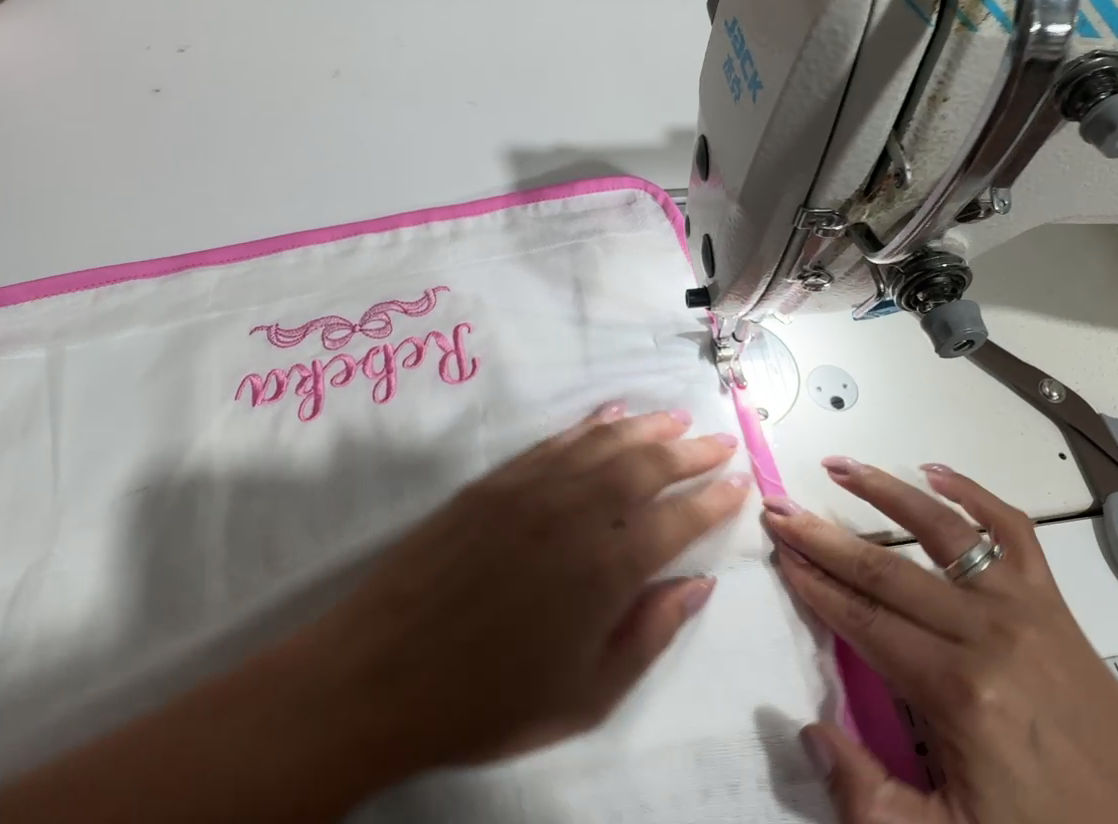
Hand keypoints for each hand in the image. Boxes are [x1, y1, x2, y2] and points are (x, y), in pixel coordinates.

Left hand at [311, 402, 752, 780]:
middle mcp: (576, 514)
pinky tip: (609, 417)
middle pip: (648, 467)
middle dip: (691, 452)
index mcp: (607, 569)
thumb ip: (650, 634)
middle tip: (719, 443)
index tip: (739, 484)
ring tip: (677, 420)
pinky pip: (554, 442)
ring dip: (647, 428)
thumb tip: (699, 585)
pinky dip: (589, 426)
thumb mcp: (588, 695)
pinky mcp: (493, 483)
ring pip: (604, 444)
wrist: (377, 677)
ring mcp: (531, 490)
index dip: (715, 500)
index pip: (679, 520)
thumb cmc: (489, 700)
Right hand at [762, 459, 1117, 823]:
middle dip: (825, 536)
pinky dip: (973, 493)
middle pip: (888, 570)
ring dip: (886, 493)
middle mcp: (989, 631)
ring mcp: (1027, 607)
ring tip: (841, 465)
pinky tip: (937, 471)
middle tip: (780, 507)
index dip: (815, 584)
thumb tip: (808, 729)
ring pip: (944, 531)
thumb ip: (866, 794)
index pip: (864, 620)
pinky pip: (1013, 530)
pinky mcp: (1055, 602)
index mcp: (957, 690)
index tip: (778, 550)